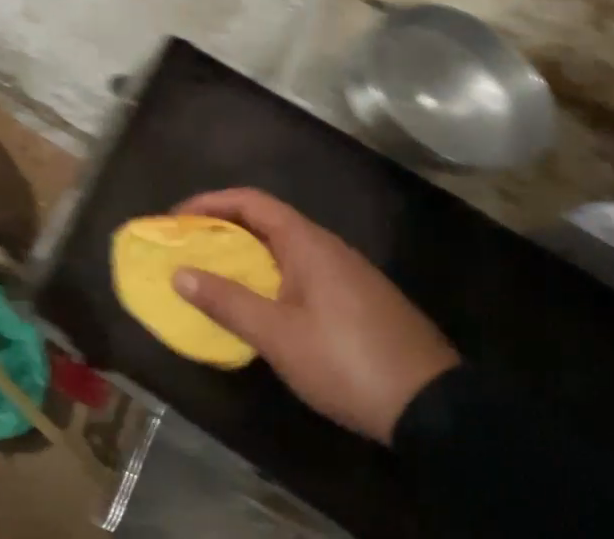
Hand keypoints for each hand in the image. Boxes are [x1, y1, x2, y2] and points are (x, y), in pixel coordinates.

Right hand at [169, 188, 459, 445]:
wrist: (438, 412)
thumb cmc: (347, 361)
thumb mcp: (277, 335)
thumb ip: (226, 301)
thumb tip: (179, 273)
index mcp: (310, 245)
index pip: (252, 202)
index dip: (209, 203)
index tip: (175, 221)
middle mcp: (330, 250)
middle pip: (267, 223)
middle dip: (222, 230)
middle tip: (186, 248)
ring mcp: (350, 277)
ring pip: (285, 250)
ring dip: (245, 256)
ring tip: (212, 276)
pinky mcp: (360, 304)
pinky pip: (301, 274)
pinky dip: (268, 277)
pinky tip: (258, 307)